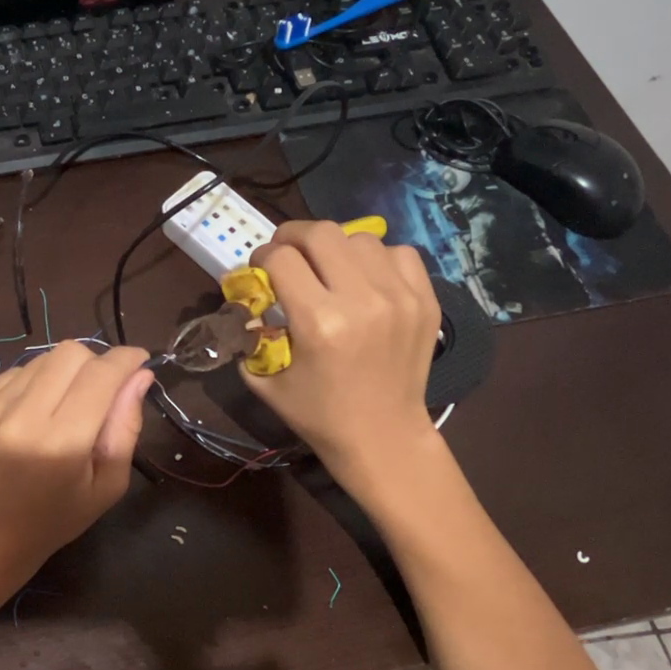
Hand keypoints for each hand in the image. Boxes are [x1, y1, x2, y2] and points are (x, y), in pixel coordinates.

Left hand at [0, 341, 154, 599]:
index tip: (140, 361)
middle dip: (95, 364)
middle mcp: (21, 417)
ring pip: (42, 359)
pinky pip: (16, 372)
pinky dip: (35, 383)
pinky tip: (35, 414)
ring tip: (65, 407)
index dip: (126, 360)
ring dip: (63, 374)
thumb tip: (139, 375)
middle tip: (102, 390)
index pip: (100, 375)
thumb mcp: (108, 485)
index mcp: (60, 443)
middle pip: (71, 353)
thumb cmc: (58, 516)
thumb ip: (126, 428)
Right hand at [246, 221, 443, 490]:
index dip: (262, 256)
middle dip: (294, 236)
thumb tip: (246, 307)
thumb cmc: (318, 415)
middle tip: (287, 252)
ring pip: (361, 239)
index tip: (259, 267)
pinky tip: (364, 278)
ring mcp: (399, 297)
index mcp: (318, 322)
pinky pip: (398, 253)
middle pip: (322, 233)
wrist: (382, 436)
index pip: (281, 259)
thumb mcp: (266, 383)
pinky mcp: (425, 300)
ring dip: (335, 247)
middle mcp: (361, 300)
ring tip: (327, 266)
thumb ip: (250, 340)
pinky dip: (375, 258)